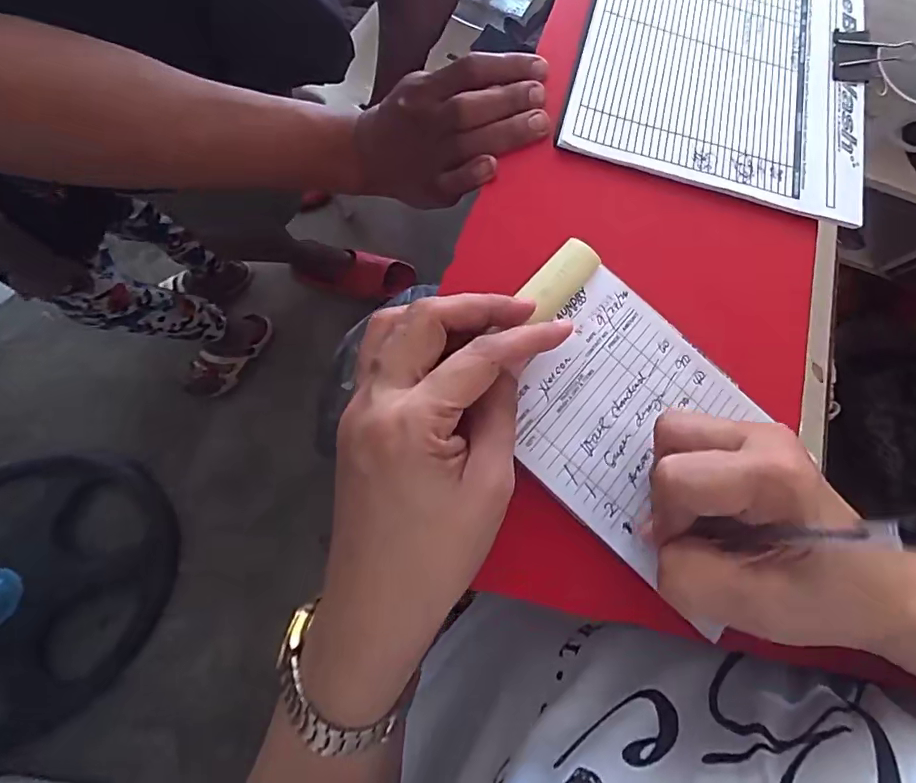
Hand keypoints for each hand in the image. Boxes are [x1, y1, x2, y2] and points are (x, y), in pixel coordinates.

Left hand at [306, 294, 571, 720]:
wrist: (373, 610)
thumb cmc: (439, 557)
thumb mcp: (490, 484)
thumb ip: (500, 410)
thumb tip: (510, 362)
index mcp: (410, 421)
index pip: (477, 357)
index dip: (523, 337)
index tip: (561, 326)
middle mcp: (374, 401)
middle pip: (422, 320)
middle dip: (477, 306)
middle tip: (522, 310)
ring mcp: (356, 408)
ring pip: (390, 328)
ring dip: (440, 315)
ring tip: (485, 324)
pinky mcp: (355, 419)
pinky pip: (383, 356)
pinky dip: (419, 339)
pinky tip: (452, 355)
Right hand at [351, 52, 549, 207]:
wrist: (365, 154)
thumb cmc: (407, 117)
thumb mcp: (424, 86)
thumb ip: (464, 84)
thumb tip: (516, 77)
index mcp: (424, 90)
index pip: (469, 70)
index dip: (507, 66)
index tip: (538, 67)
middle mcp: (425, 120)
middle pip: (469, 107)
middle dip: (510, 99)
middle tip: (540, 96)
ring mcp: (427, 156)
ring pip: (468, 142)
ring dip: (507, 133)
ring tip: (538, 123)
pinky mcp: (431, 187)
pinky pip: (455, 181)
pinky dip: (475, 173)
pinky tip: (494, 164)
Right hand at [650, 411, 913, 651]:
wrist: (876, 584)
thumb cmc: (824, 597)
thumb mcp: (751, 608)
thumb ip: (687, 576)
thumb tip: (656, 542)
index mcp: (769, 472)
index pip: (674, 475)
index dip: (667, 522)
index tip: (690, 555)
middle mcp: (762, 434)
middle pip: (670, 431)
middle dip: (666, 486)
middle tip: (692, 531)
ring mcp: (761, 431)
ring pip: (680, 432)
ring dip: (678, 479)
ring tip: (707, 522)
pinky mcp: (756, 439)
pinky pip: (698, 443)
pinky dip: (693, 476)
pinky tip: (719, 512)